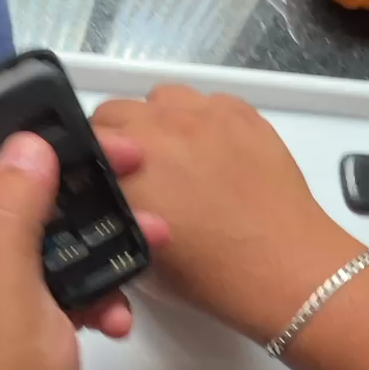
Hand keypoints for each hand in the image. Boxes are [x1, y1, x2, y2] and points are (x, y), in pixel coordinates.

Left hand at [0, 104, 169, 369]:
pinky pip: (66, 282)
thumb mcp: (2, 294)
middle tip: (127, 163)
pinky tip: (118, 314)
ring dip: (98, 230)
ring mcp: (4, 282)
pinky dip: (96, 287)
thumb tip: (27, 143)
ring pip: (52, 230)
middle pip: (16, 176)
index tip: (31, 109)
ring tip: (150, 237)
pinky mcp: (31, 316)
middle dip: (71, 164)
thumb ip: (10, 215)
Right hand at [91, 85, 364, 343]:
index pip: (86, 137)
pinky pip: (207, 101)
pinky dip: (201, 120)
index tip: (103, 178)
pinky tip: (213, 153)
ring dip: (158, 119)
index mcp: (126, 161)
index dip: (90, 159)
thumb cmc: (207, 272)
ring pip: (162, 98)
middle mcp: (159, 125)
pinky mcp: (243, 114)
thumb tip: (114, 188)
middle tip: (136, 171)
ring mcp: (204, 114)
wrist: (282, 268)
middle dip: (118, 136)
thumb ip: (115, 207)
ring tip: (175, 154)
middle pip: (116, 110)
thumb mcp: (137, 246)